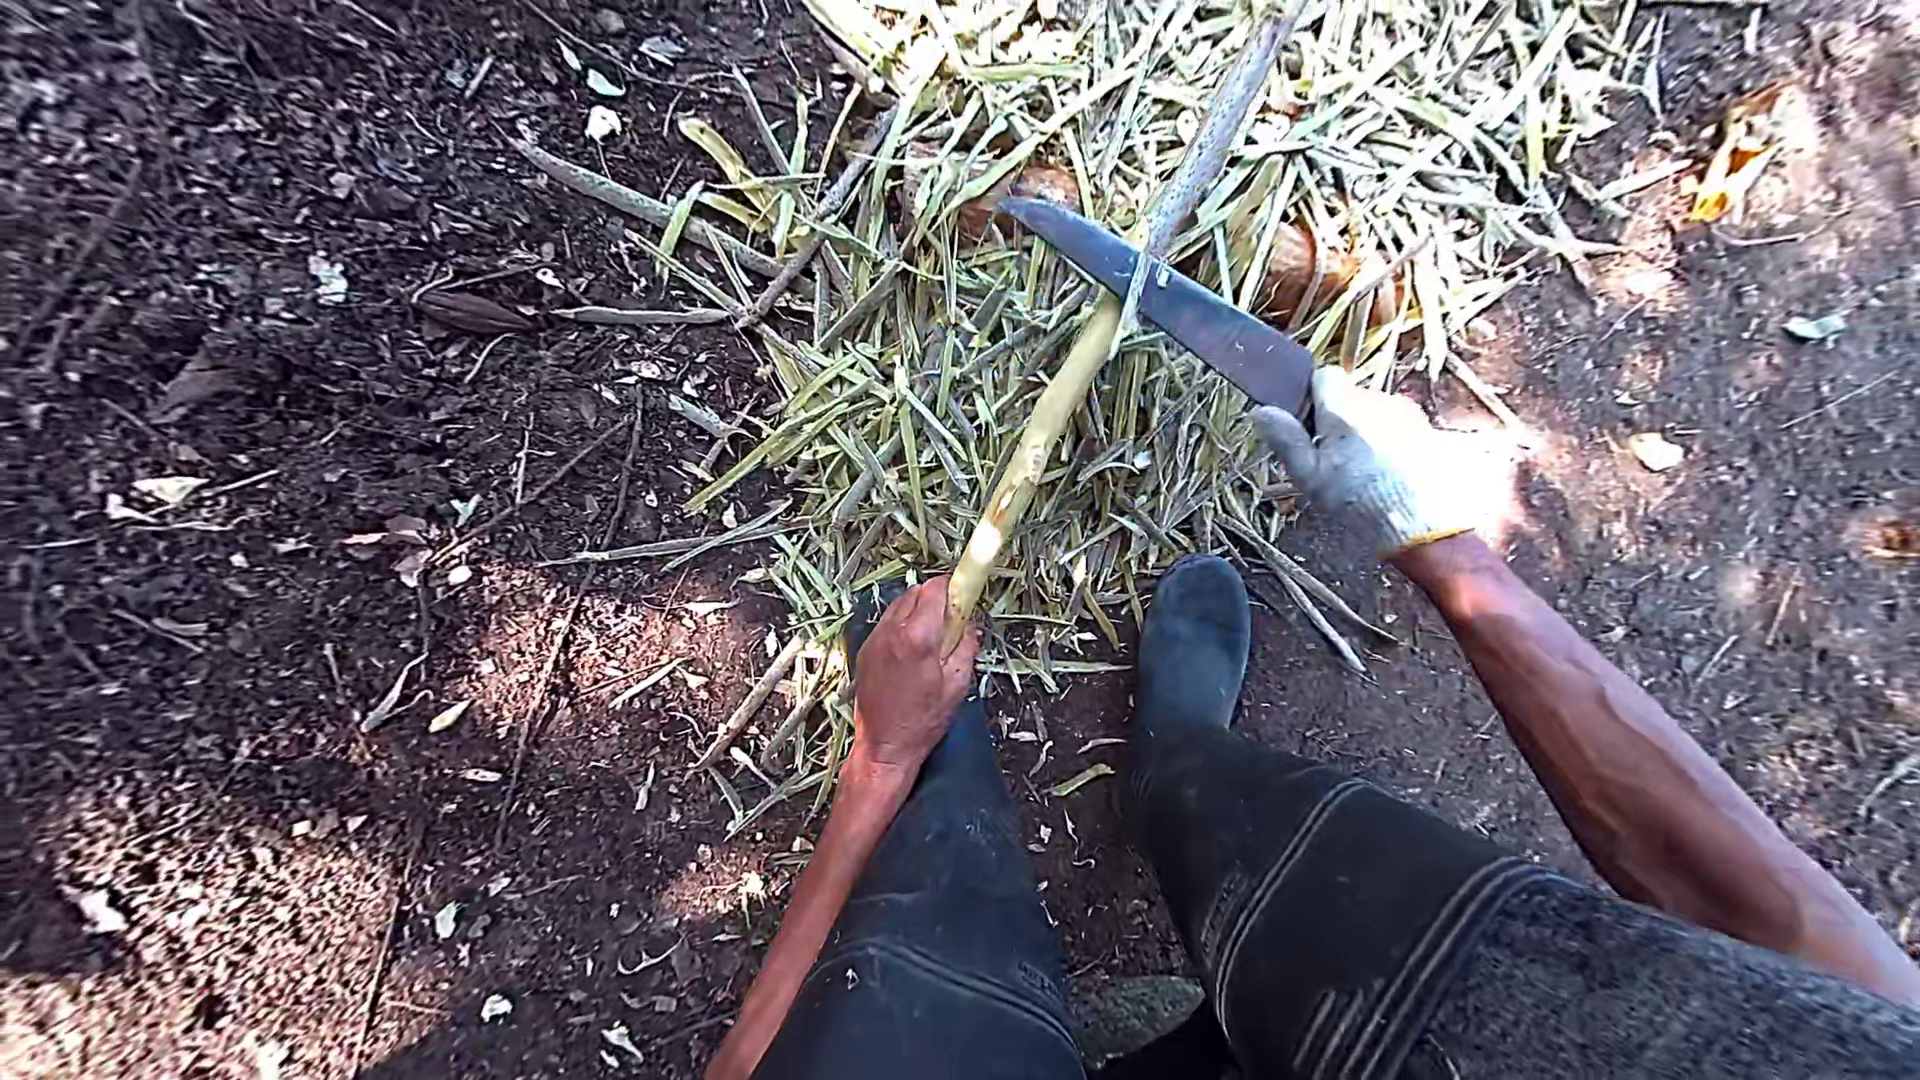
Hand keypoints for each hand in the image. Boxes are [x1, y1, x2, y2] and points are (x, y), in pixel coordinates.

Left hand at [851, 576, 977, 773]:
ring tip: (931, 637)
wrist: (884, 746)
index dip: (953, 586)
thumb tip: (969, 622)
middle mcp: (892, 631)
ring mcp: (875, 639)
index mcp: (918, 637)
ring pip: (900, 603)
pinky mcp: (865, 649)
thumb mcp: (958, 683)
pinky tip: (912, 649)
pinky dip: (902, 623)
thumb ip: (965, 645)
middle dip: (937, 598)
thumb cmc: (923, 721)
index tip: (964, 592)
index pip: (936, 589)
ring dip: (918, 609)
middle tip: (951, 620)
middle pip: (917, 591)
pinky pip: (887, 621)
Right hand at [1252, 366, 1515, 558]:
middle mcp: (1377, 400)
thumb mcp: (1308, 473)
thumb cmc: (1354, 497)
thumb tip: (1260, 410)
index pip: (1324, 375)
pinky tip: (1380, 469)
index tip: (1305, 425)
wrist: (1419, 520)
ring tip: (1355, 467)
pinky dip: (1382, 438)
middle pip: (1346, 396)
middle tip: (1326, 456)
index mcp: (1344, 407)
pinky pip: (1392, 423)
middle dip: (1333, 418)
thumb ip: (1285, 438)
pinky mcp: (1424, 428)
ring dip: (1358, 429)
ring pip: (1370, 410)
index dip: (1310, 396)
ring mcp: (1405, 412)